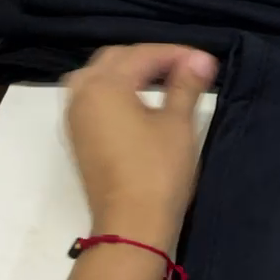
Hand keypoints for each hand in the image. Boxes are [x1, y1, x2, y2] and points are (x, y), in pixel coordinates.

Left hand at [64, 45, 216, 250]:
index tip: (205, 62)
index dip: (176, 54)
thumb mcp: (177, 124)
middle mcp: (81, 95)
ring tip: (159, 80)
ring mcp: (74, 119)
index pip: (142, 55)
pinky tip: (137, 103)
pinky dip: (114, 92)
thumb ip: (186, 86)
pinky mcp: (78, 140)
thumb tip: (201, 60)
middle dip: (149, 58)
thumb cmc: (158, 172)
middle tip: (184, 68)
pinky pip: (92, 100)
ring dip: (126, 72)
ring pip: (97, 78)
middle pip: (113, 60)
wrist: (132, 225)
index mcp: (104, 86)